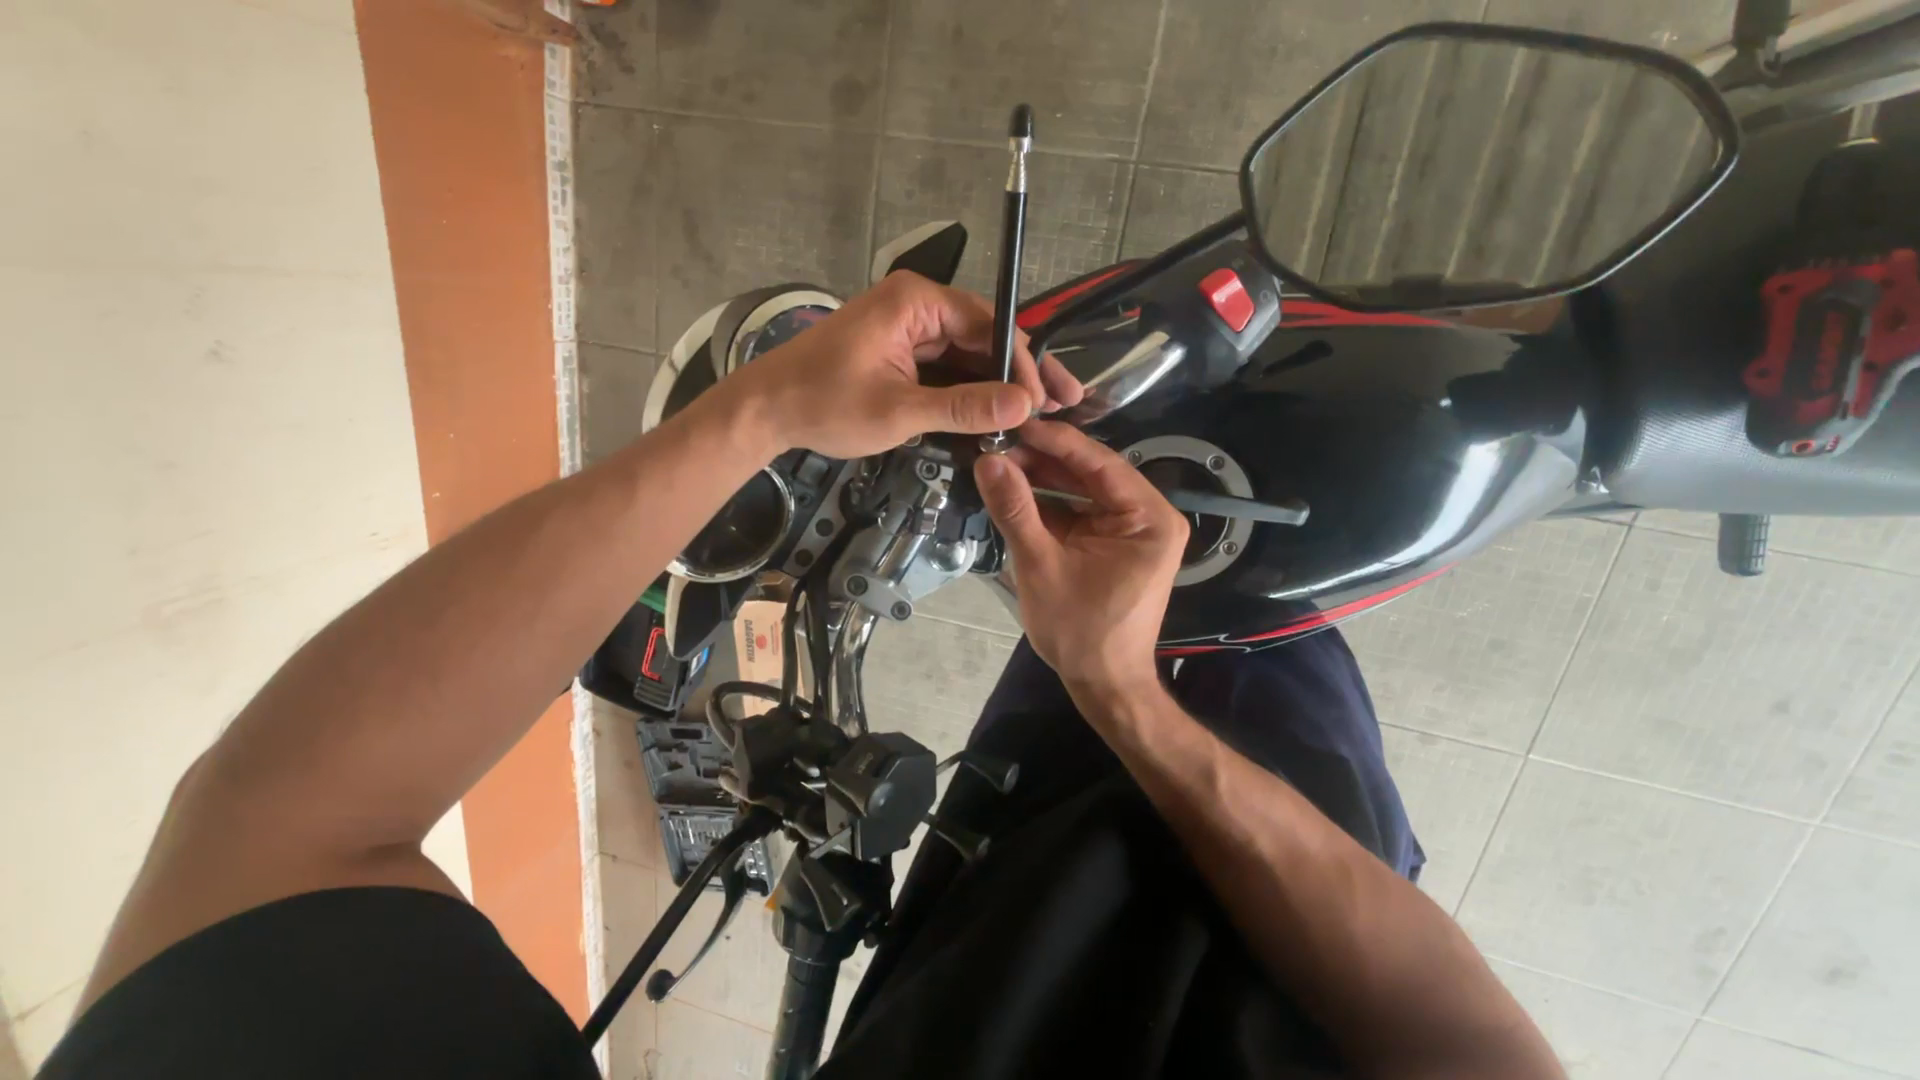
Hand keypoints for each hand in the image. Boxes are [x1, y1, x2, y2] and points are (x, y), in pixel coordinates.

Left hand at [727, 271, 1082, 458]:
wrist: (765, 410)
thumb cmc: (825, 404)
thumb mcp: (900, 410)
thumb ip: (964, 407)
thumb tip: (1024, 406)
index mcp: (916, 301)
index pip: (989, 324)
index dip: (1023, 364)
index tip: (1048, 400)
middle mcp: (917, 304)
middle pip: (984, 335)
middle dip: (1019, 372)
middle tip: (1061, 404)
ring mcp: (907, 327)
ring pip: (967, 353)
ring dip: (998, 383)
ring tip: (1038, 413)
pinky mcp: (899, 350)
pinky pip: (946, 365)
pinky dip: (969, 389)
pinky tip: (996, 413)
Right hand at [973, 420, 1187, 697]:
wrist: (1103, 684)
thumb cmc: (1080, 631)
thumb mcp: (1041, 566)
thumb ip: (1015, 510)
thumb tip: (987, 460)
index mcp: (1150, 518)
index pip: (1100, 463)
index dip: (1055, 441)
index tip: (1016, 422)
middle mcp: (1150, 516)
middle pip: (1092, 473)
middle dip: (1045, 460)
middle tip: (998, 444)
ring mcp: (1133, 531)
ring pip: (1084, 491)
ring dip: (1044, 480)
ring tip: (1000, 462)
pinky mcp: (1115, 545)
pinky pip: (1082, 512)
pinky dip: (1050, 505)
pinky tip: (1016, 489)